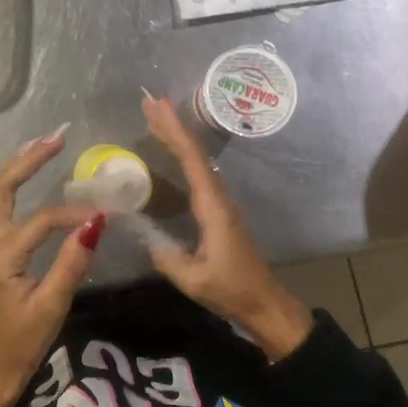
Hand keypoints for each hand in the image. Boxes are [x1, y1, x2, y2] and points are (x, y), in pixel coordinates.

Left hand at [0, 127, 106, 406]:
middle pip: (0, 187)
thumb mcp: (53, 305)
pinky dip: (6, 181)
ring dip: (12, 165)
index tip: (106, 211)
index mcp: (2, 256)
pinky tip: (24, 173)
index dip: (73, 213)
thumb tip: (96, 222)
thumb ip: (72, 263)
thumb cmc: (24, 340)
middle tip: (57, 137)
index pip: (41, 220)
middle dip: (27, 159)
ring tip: (40, 145)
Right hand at [142, 92, 313, 359]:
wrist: (264, 304)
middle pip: (194, 152)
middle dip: (172, 125)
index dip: (174, 131)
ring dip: (176, 136)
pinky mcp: (217, 210)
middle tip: (149, 101)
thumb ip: (166, 257)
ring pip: (196, 159)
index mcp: (213, 207)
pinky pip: (197, 171)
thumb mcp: (193, 279)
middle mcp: (218, 197)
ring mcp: (219, 202)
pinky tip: (171, 150)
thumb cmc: (231, 291)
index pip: (192, 160)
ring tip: (154, 117)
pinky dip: (181, 154)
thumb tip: (143, 236)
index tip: (157, 107)